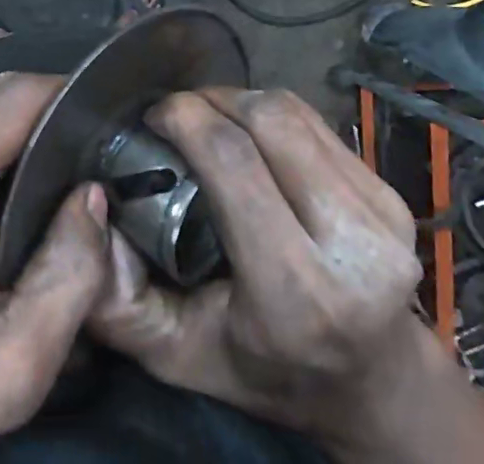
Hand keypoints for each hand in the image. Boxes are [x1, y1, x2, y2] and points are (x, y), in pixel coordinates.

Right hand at [87, 88, 483, 463]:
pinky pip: (319, 125)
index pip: (234, 163)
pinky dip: (274, 115)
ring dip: (242, 100)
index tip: (153, 114)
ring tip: (210, 116)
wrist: (374, 384)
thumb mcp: (176, 356)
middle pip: (271, 122)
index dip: (186, 119)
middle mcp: (353, 245)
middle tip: (177, 111)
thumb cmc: (267, 372)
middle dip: (213, 99)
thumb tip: (88, 213)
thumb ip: (119, 300)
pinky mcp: (394, 194)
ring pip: (297, 113)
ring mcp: (383, 214)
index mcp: (297, 292)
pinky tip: (251, 132)